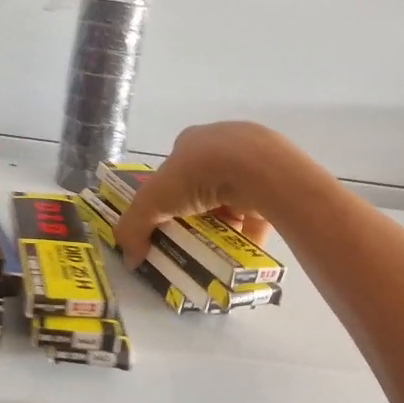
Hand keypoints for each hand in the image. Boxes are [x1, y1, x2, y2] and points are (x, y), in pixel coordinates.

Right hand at [113, 122, 281, 266]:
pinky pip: (256, 214)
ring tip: (211, 255)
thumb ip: (134, 227)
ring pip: (230, 202)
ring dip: (221, 227)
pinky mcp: (274, 185)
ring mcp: (252, 164)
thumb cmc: (199, 173)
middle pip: (201, 189)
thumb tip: (129, 259)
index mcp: (192, 142)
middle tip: (186, 244)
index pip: (173, 172)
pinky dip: (246, 235)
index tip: (163, 224)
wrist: (259, 170)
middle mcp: (222, 147)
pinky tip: (237, 256)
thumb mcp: (153, 198)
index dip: (165, 198)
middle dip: (193, 217)